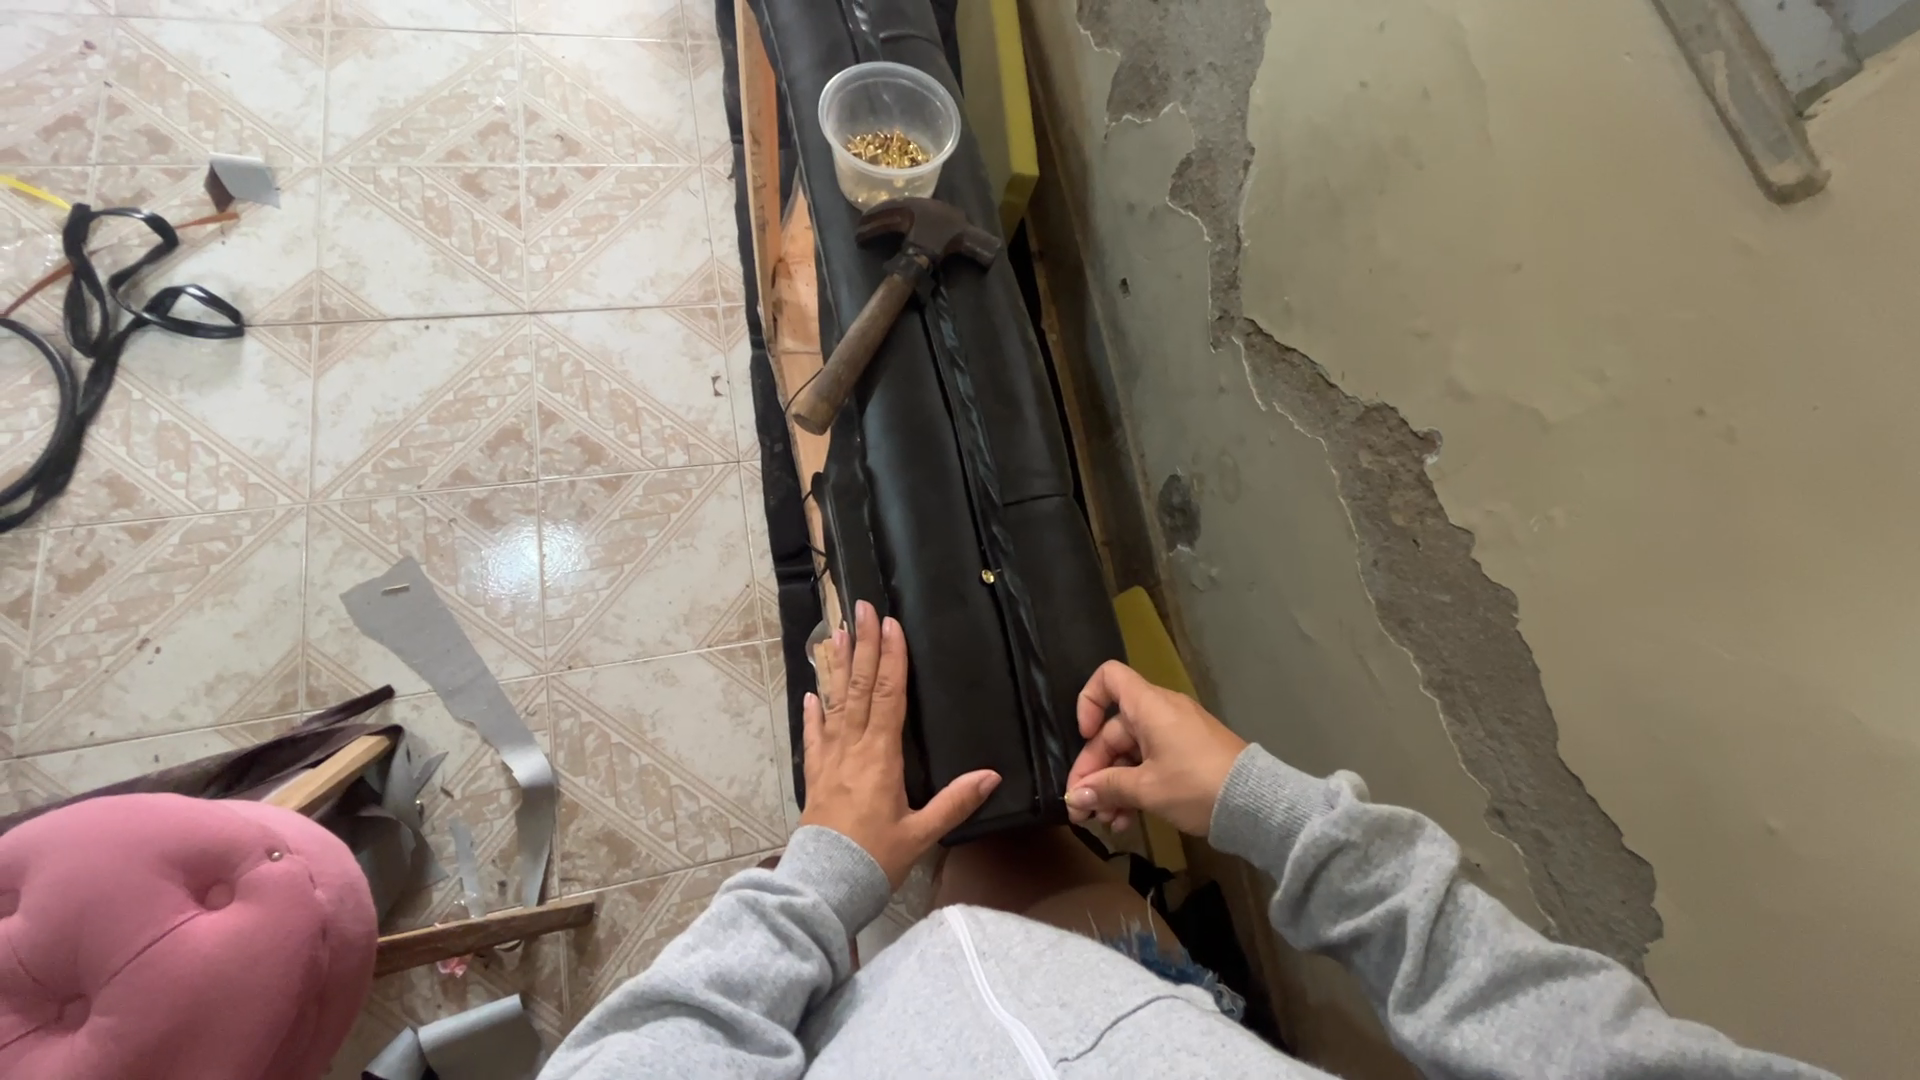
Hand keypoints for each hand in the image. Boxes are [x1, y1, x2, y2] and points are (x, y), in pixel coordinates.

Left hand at [799, 600, 1001, 887]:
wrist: (824, 886)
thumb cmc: (875, 859)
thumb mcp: (922, 834)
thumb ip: (955, 802)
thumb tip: (991, 775)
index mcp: (881, 757)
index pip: (889, 696)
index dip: (891, 659)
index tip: (891, 625)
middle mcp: (852, 748)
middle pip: (859, 687)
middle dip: (862, 645)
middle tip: (861, 609)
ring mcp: (829, 759)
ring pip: (834, 703)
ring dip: (835, 667)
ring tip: (833, 634)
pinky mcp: (814, 775)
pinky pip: (812, 736)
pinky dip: (812, 713)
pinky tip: (809, 694)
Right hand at [1064, 660, 1247, 835]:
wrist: (1259, 805)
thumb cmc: (1197, 785)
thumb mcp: (1147, 789)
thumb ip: (1107, 788)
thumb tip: (1075, 797)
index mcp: (1149, 706)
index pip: (1109, 678)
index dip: (1088, 702)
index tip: (1083, 737)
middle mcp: (1161, 712)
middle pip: (1113, 729)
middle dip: (1095, 769)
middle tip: (1083, 807)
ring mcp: (1176, 734)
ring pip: (1131, 752)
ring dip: (1114, 785)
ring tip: (1106, 821)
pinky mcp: (1188, 756)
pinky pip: (1150, 763)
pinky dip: (1136, 786)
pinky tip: (1126, 820)